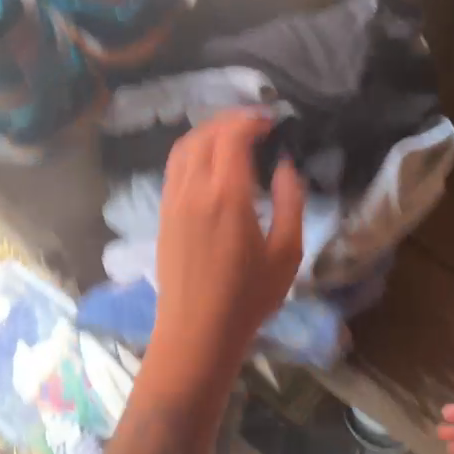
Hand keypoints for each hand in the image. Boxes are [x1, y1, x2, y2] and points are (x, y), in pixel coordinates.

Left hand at [146, 110, 304, 386]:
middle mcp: (194, 190)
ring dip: (207, 132)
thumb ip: (291, 202)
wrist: (197, 333)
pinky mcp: (163, 215)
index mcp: (227, 195)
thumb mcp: (287, 253)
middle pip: (204, 134)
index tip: (272, 121)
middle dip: (230, 120)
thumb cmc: (249, 297)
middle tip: (256, 123)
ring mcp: (173, 201)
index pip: (232, 136)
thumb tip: (285, 167)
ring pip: (183, 148)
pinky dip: (192, 151)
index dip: (252, 120)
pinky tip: (210, 163)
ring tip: (232, 136)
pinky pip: (174, 168)